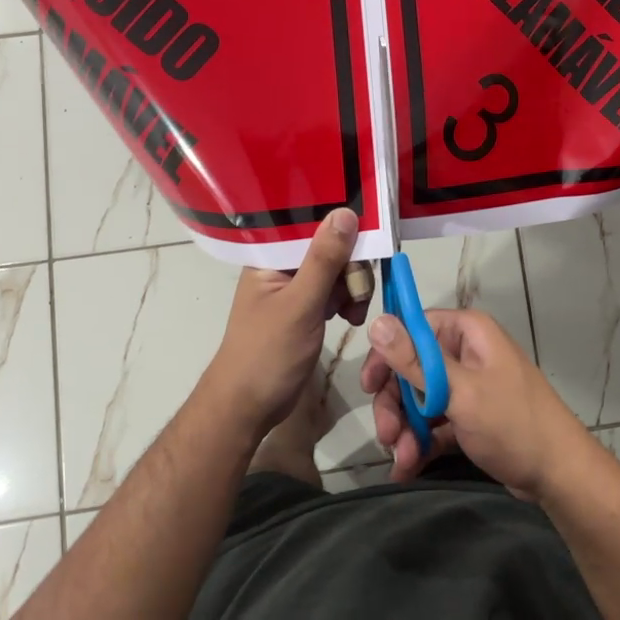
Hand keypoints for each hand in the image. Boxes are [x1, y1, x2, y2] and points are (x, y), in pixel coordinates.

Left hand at [203, 208, 367, 438]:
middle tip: (360, 291)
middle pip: (328, 247)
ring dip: (353, 287)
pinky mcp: (306, 309)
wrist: (249, 407)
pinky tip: (352, 319)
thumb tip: (345, 212)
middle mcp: (281, 265)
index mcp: (269, 255)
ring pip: (336, 270)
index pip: (310, 223)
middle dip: (351, 266)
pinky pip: (335, 292)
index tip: (370, 234)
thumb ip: (324, 259)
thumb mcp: (300, 303)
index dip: (340, 226)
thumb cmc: (268, 352)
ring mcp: (294, 288)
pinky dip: (348, 302)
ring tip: (355, 313)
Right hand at [362, 308, 596, 500]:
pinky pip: (434, 423)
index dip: (387, 354)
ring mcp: (469, 386)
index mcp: (467, 332)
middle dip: (395, 403)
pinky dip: (420, 443)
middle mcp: (466, 353)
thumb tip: (377, 321)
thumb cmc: (512, 423)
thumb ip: (415, 360)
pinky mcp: (470, 417)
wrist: (560, 475)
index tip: (369, 385)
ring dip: (405, 429)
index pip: (413, 328)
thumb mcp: (459, 391)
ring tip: (402, 459)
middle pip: (412, 368)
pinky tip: (406, 468)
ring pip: (420, 399)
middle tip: (386, 435)